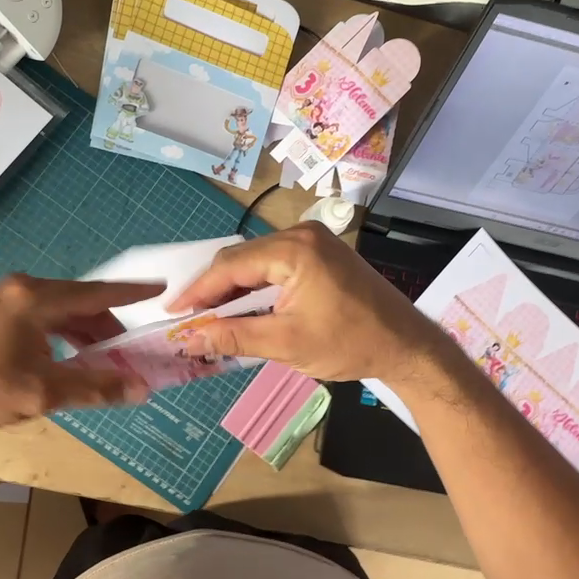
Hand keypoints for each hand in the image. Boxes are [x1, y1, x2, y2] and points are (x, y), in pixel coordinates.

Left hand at [0, 275, 162, 431]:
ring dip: (80, 333)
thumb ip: (94, 387)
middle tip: (128, 351)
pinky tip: (58, 358)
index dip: (132, 293)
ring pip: (55, 311)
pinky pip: (34, 317)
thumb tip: (141, 388)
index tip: (160, 287)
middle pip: (77, 302)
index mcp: (36, 298)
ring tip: (98, 360)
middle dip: (106, 326)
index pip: (98, 292)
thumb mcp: (41, 393)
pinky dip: (56, 334)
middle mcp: (20, 288)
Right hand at [165, 223, 455, 383]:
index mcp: (294, 250)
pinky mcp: (322, 253)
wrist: (405, 344)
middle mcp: (301, 234)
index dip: (198, 290)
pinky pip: (276, 264)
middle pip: (241, 258)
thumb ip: (235, 337)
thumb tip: (193, 338)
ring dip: (233, 288)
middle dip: (213, 289)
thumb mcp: (286, 344)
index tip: (172, 310)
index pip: (230, 265)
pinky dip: (256, 286)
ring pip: (257, 261)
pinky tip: (242, 306)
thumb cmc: (349, 344)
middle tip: (187, 316)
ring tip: (209, 315)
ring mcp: (314, 241)